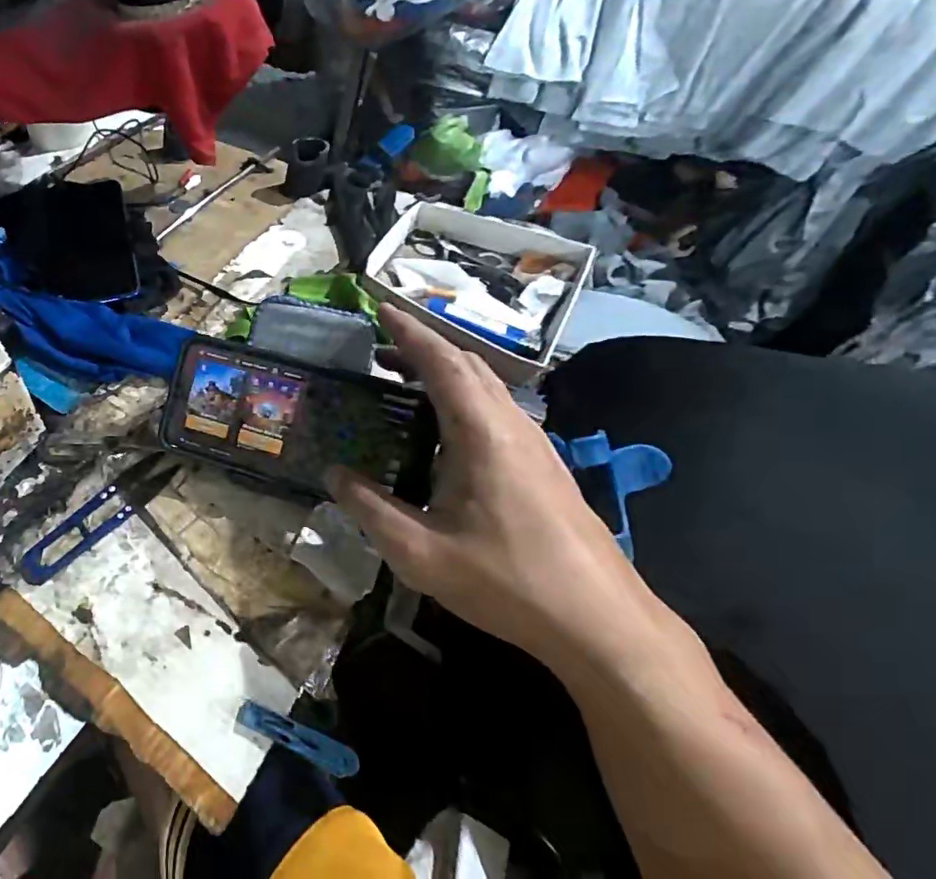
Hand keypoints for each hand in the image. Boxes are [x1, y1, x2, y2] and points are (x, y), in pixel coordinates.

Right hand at [326, 304, 684, 674]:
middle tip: (381, 348)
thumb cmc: (507, 582)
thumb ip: (368, 507)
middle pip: (469, 366)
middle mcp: (514, 428)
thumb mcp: (419, 551)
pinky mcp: (546, 469)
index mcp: (482, 434)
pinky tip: (448, 430)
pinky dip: (465, 398)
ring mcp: (537, 447)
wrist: (603, 625)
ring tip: (406, 381)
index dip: (410, 332)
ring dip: (446, 372)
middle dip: (424, 347)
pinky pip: (499, 412)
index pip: (443, 363)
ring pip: (488, 388)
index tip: (381, 309)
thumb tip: (333, 473)